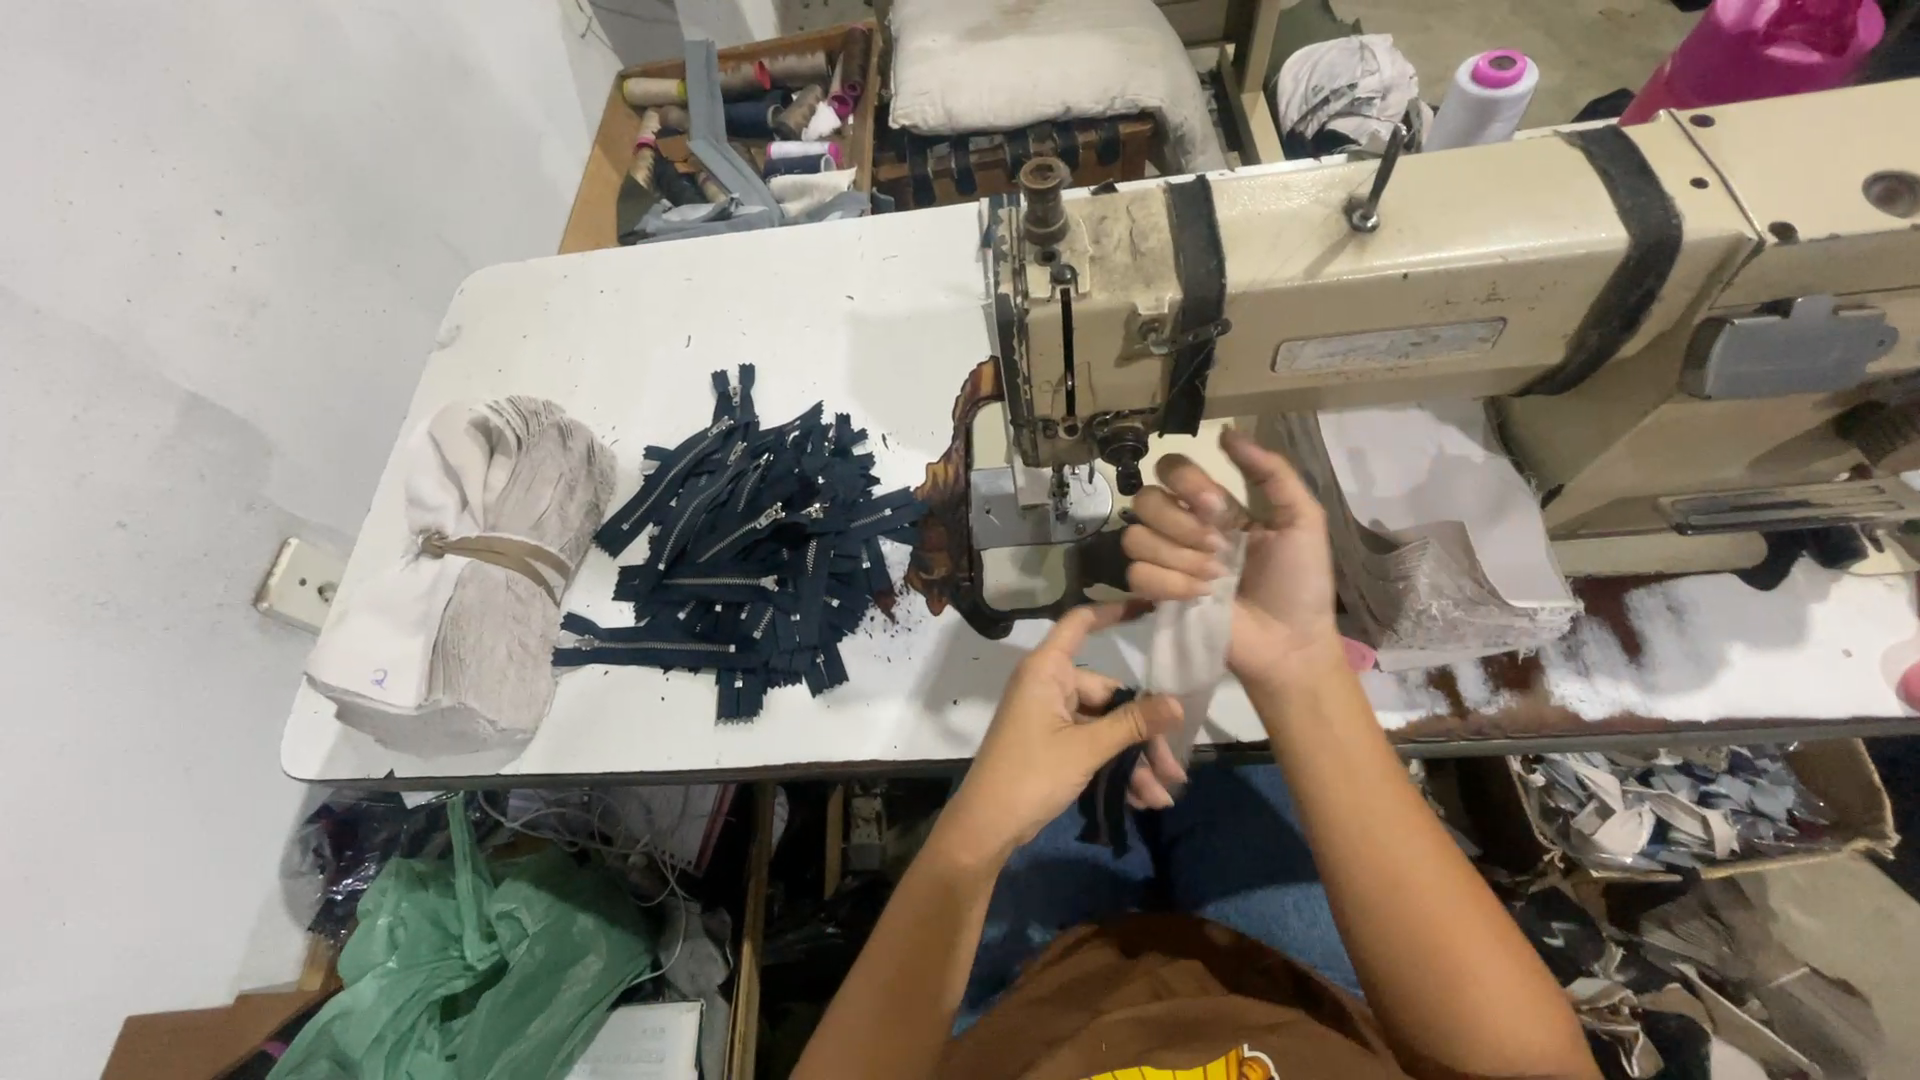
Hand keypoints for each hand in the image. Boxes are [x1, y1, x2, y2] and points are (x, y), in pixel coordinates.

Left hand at [940, 605, 1182, 862]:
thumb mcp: (1087, 749)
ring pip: (1105, 725)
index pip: (1080, 623)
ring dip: (1134, 759)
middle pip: (1108, 694)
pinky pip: (1093, 744)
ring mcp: (1049, 715)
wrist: (987, 826)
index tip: (1150, 606)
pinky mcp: (1052, 743)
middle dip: (1144, 733)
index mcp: (1047, 670)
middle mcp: (1048, 685)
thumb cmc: (1030, 774)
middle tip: (1174, 770)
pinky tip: (1143, 800)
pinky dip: (1116, 768)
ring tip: (1163, 796)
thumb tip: (1177, 704)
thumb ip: (1132, 724)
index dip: (1113, 611)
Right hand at [1122, 428, 1343, 690]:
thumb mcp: (1302, 519)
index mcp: (1214, 506)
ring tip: (1215, 577)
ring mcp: (1167, 562)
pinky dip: (1170, 585)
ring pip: (1135, 537)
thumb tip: (1226, 431)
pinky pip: (1137, 574)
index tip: (1217, 506)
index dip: (1186, 481)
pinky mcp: (1157, 595)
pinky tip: (1201, 596)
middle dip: (1180, 523)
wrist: (1291, 641)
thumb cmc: (1300, 581)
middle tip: (1218, 547)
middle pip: (1144, 499)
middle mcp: (1183, 528)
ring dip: (1179, 557)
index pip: (1172, 470)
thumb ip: (1271, 472)